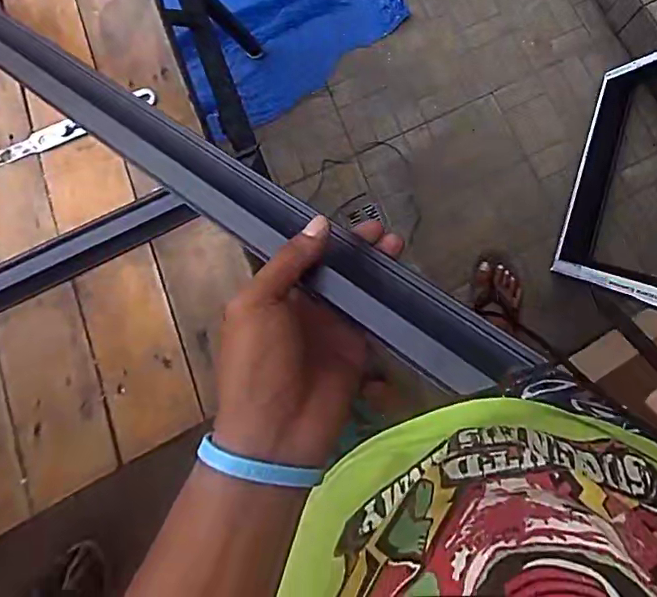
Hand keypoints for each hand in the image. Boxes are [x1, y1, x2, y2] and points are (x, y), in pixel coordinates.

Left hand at [212, 215, 403, 468]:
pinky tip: (401, 280)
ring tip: (395, 244)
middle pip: (335, 267)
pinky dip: (387, 296)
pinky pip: (373, 315)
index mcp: (275, 293)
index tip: (349, 222)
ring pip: (357, 286)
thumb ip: (287, 263)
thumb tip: (318, 224)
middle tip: (380, 231)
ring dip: (375, 266)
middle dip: (357, 248)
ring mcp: (332, 326)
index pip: (303, 254)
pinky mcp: (356, 347)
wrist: (274, 435)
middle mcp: (304, 305)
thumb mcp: (256, 305)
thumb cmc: (255, 364)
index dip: (325, 236)